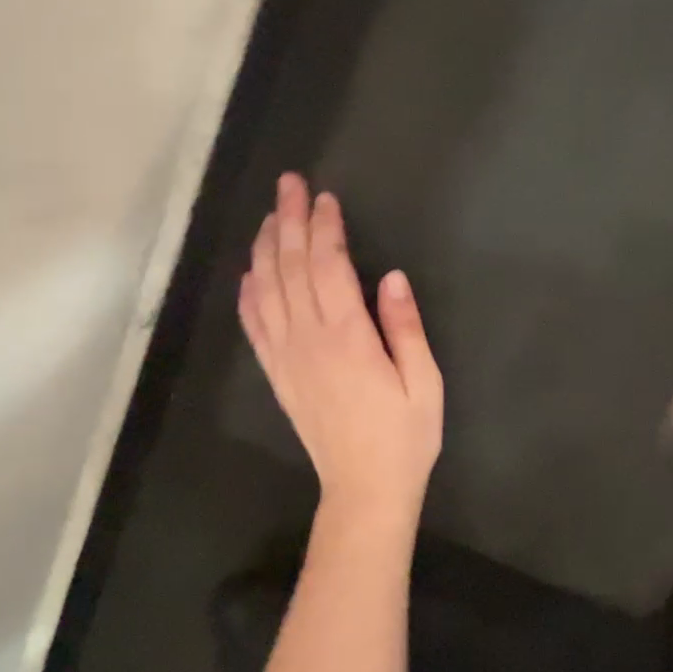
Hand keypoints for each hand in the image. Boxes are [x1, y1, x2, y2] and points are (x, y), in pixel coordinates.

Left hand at [239, 173, 442, 512]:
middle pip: (290, 267)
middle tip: (289, 184)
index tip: (326, 198)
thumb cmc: (406, 437)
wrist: (364, 488)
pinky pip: (254, 324)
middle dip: (288, 221)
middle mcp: (309, 339)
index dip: (324, 228)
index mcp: (349, 337)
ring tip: (269, 215)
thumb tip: (392, 278)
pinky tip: (250, 271)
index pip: (328, 267)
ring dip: (265, 247)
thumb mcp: (424, 383)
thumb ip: (406, 328)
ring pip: (266, 288)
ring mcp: (286, 356)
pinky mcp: (277, 374)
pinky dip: (248, 292)